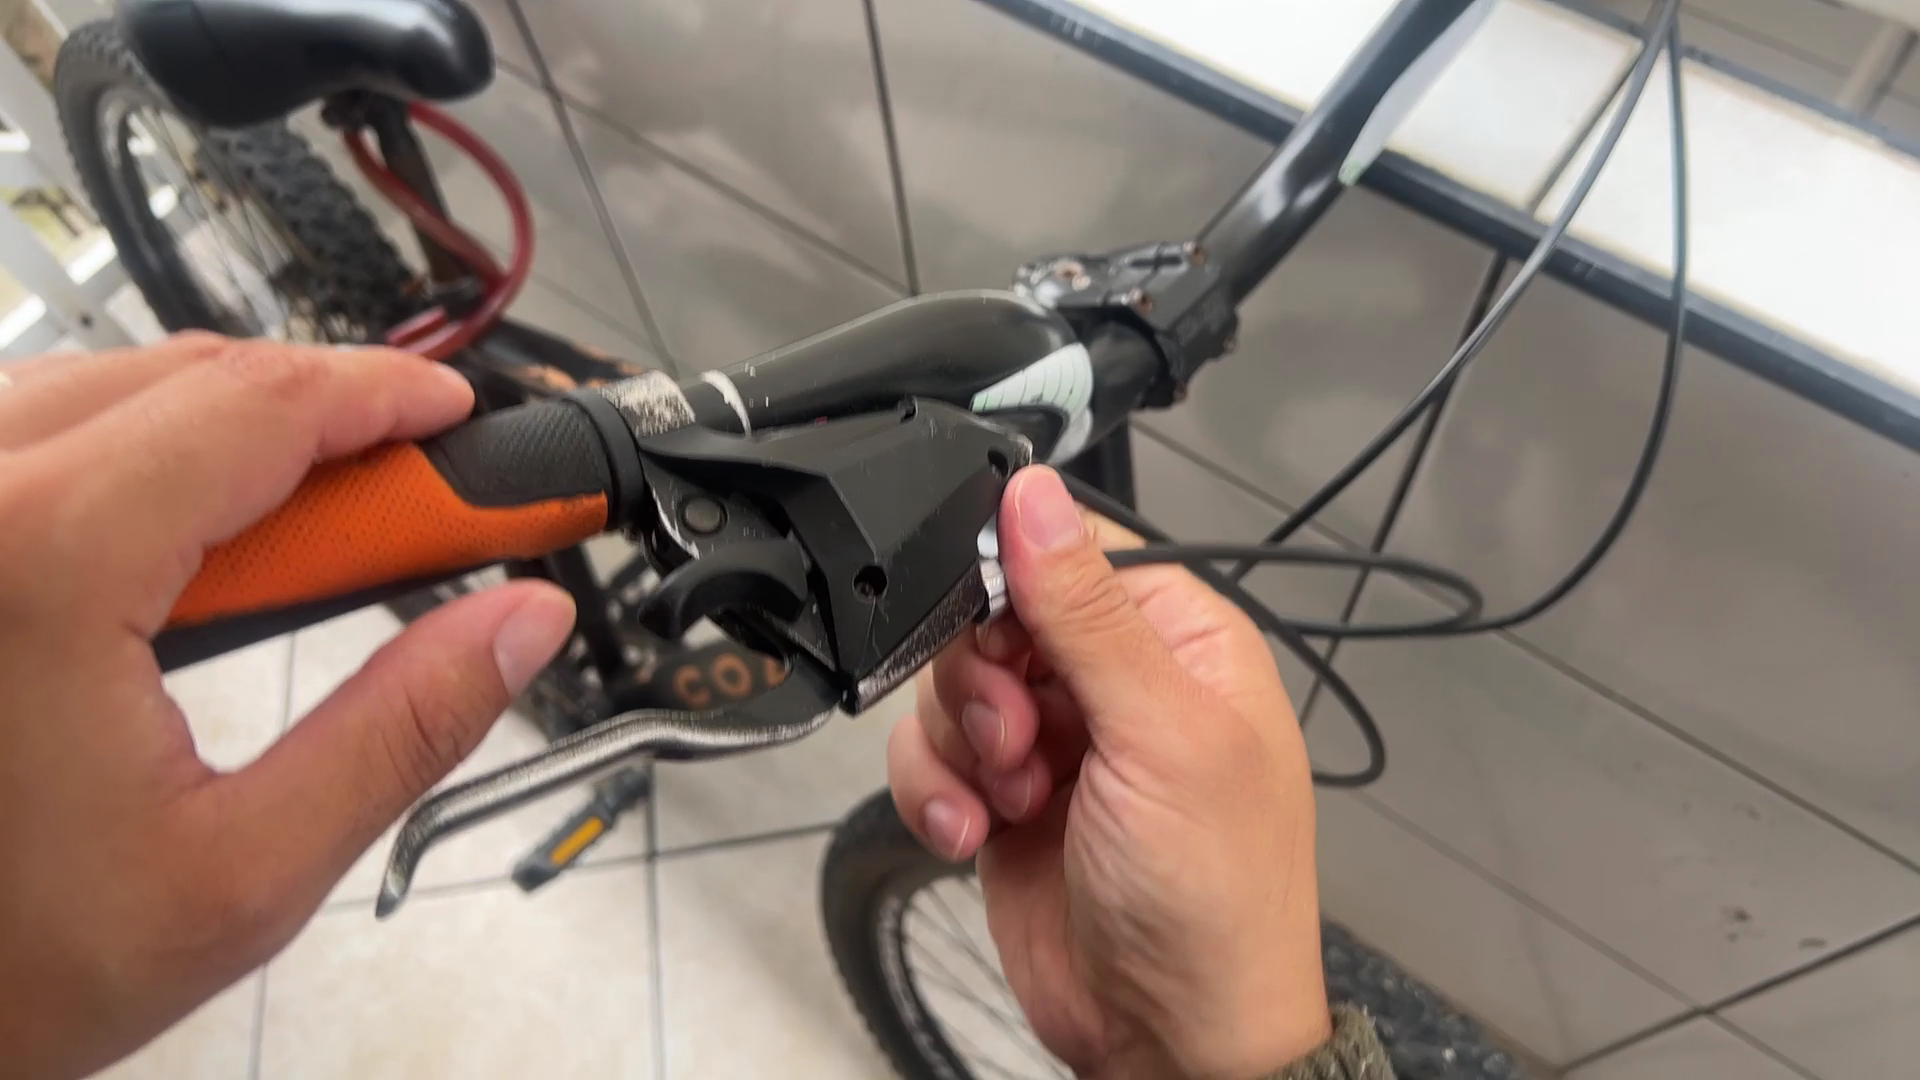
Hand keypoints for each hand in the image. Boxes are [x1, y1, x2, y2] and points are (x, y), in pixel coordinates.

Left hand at [0, 336, 576, 1079]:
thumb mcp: (244, 871)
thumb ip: (408, 728)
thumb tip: (531, 618)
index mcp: (23, 572)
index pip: (254, 408)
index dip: (385, 393)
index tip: (458, 415)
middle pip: (187, 378)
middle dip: (331, 415)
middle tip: (413, 489)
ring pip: (105, 391)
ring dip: (244, 433)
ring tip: (319, 520)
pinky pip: (36, 434)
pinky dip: (153, 453)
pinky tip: (195, 534)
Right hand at [888, 466, 1327, 1078]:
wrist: (1167, 1038)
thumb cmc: (1210, 891)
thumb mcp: (1156, 734)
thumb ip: (1086, 610)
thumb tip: (1035, 495)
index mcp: (1169, 636)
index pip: (1067, 553)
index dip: (1014, 583)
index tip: (1001, 638)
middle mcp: (1107, 674)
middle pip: (995, 614)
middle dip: (985, 680)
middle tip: (1016, 738)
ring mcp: (1049, 730)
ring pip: (952, 680)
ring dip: (963, 742)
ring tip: (1010, 795)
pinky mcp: (999, 783)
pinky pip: (931, 749)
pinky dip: (936, 788)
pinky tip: (973, 830)